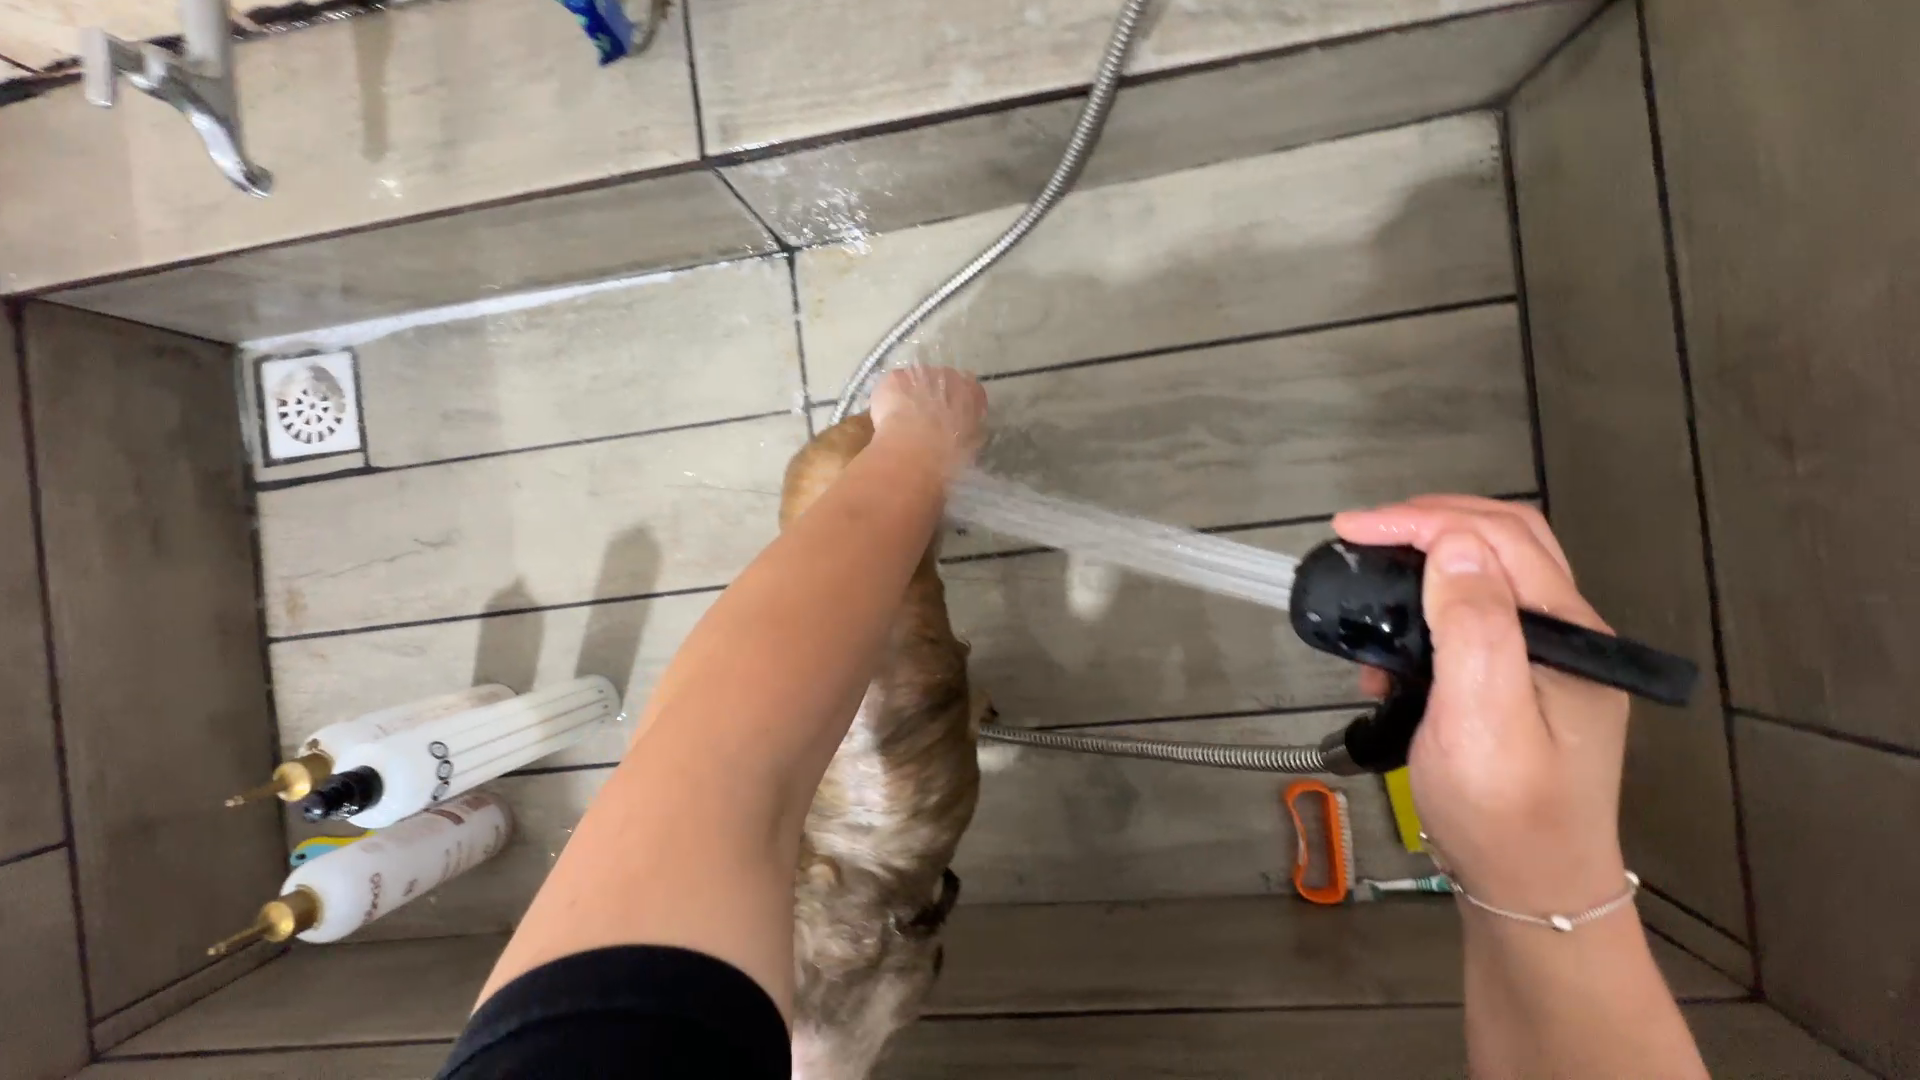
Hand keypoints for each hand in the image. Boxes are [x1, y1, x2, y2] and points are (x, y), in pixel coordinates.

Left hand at [869, 366, 987, 471]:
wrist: (914, 449)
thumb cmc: (947, 452)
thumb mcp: (970, 446)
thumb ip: (971, 432)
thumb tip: (967, 431)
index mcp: (971, 392)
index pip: (970, 391)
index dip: (959, 405)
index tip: (952, 419)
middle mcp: (948, 375)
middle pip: (941, 381)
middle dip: (934, 397)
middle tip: (926, 419)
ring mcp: (920, 373)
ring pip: (915, 380)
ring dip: (911, 395)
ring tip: (903, 419)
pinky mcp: (895, 377)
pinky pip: (893, 385)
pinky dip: (890, 397)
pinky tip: (887, 416)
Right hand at [1332, 496, 1630, 917]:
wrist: (1528, 888)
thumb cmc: (1502, 810)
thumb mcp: (1482, 719)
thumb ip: (1475, 628)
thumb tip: (1453, 546)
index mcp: (1566, 633)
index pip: (1496, 538)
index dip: (1421, 520)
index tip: (1351, 530)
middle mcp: (1564, 633)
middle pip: (1502, 540)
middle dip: (1427, 521)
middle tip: (1361, 534)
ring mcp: (1543, 657)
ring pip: (1486, 574)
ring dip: (1425, 562)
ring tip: (1371, 580)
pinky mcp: (1516, 680)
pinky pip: (1472, 617)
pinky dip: (1424, 610)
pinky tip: (1388, 650)